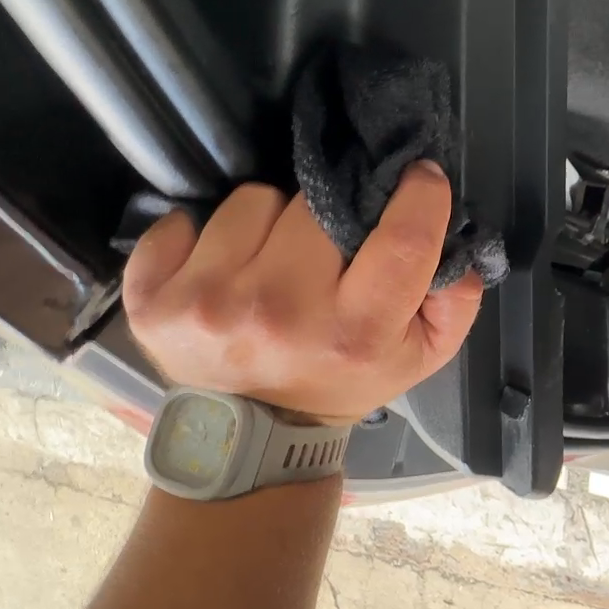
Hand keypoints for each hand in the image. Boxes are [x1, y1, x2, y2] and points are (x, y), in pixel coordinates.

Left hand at [122, 161, 482, 424]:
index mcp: (354, 333)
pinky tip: (227, 265)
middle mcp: (279, 313)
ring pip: (254, 202)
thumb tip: (453, 235)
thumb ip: (456, 299)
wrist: (256, 433)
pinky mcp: (151, 300)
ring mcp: (207, 303)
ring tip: (278, 257)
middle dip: (335, 214)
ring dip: (274, 221)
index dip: (418, 196)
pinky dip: (208, 236)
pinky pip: (184, 221)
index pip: (400, 241)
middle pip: (319, 208)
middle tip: (335, 242)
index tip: (420, 176)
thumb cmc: (348, 380)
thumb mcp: (425, 355)